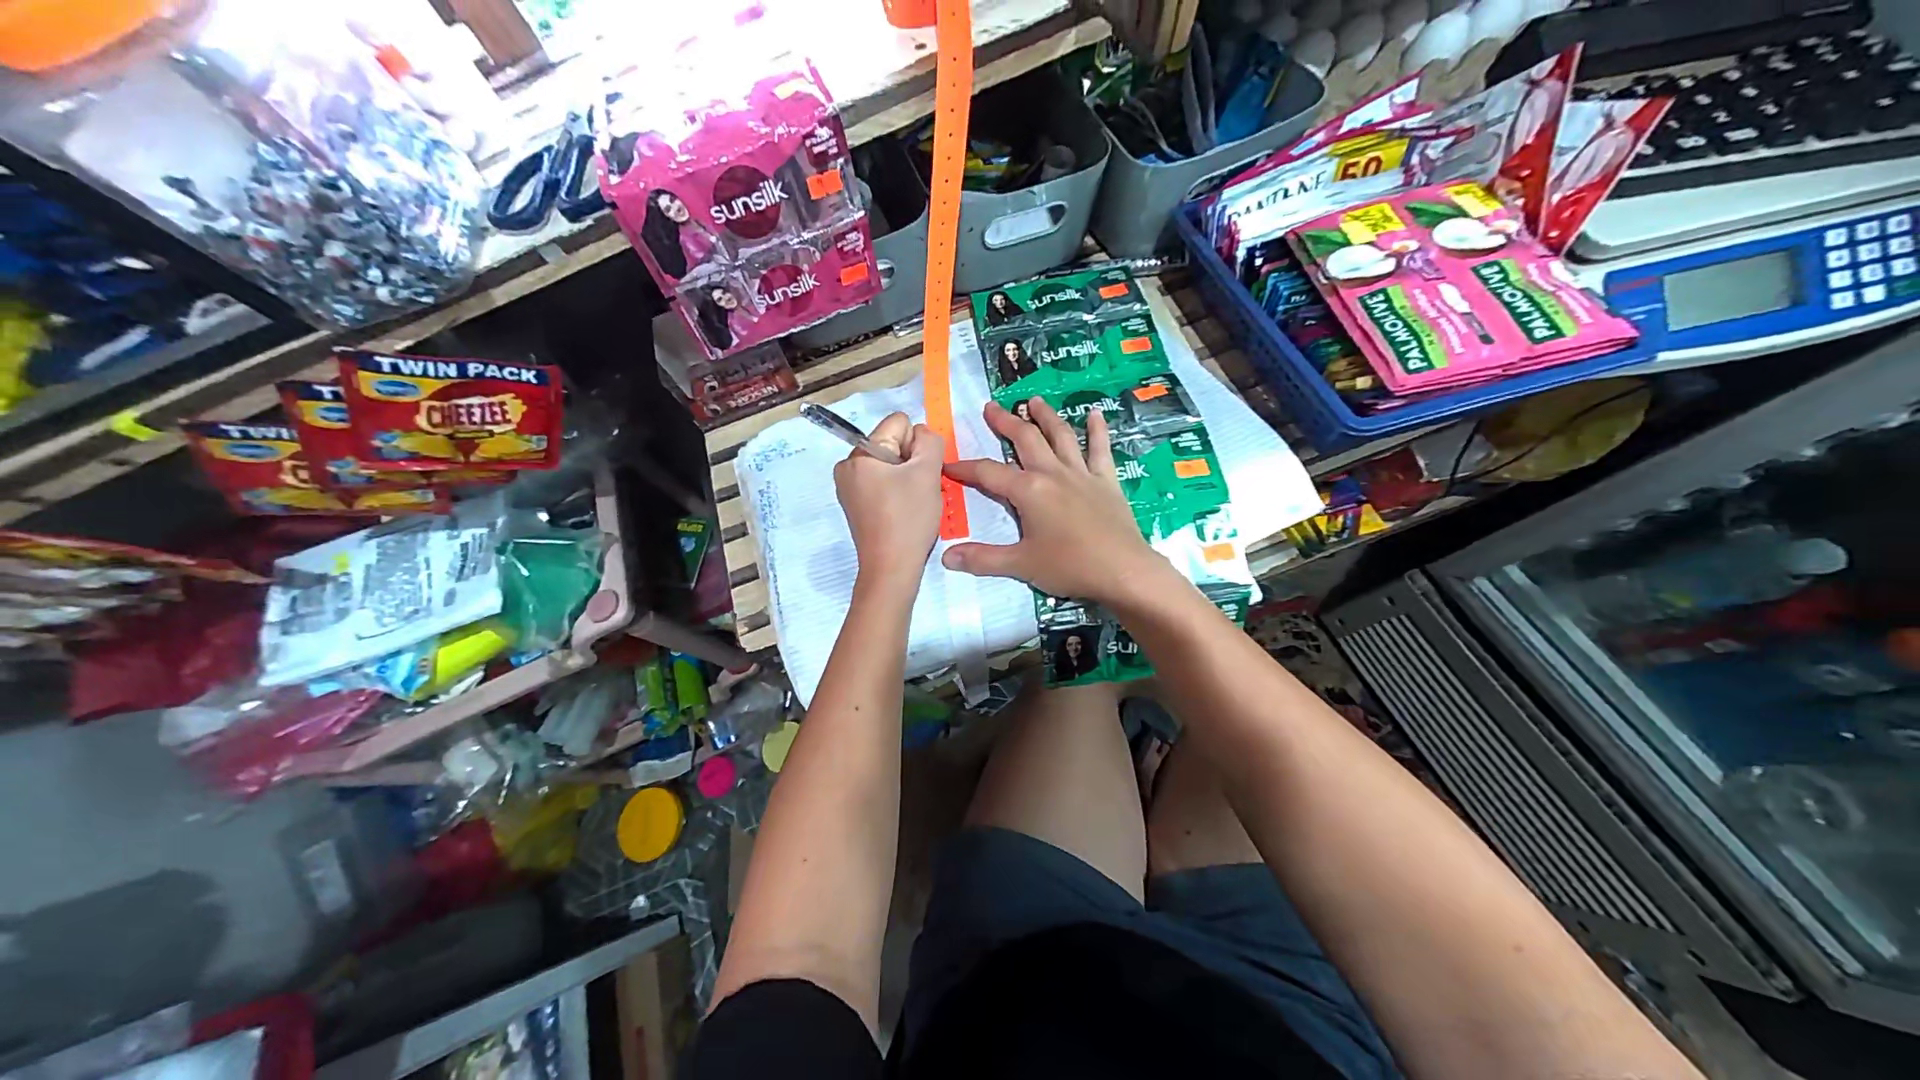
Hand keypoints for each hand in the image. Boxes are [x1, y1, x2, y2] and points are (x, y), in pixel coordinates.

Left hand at [834, 412, 944, 592]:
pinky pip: (884, 485)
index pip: (898, 423)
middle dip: (912, 463)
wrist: (891, 569)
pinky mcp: (857, 506)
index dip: (917, 444)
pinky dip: (899, 494)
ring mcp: (850, 488)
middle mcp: (848, 466)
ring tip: (914, 503)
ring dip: (909, 479)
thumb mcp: (928, 472)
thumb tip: (922, 434)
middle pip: (893, 444)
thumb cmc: (908, 519)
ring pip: (892, 466)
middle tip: (919, 490)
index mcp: (859, 453)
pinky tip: (905, 513)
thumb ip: (930, 441)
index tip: (919, 472)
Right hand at [942, 398, 1168, 606]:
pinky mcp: (1107, 481)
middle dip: (1005, 422)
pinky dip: (1098, 431)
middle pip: (1025, 439)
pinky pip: (1101, 450)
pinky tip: (1096, 414)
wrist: (1122, 570)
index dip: (965, 468)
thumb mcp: (1020, 565)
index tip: (948, 463)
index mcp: (1028, 491)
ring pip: (1061, 436)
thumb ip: (983, 558)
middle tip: (991, 407)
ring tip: (1034, 400)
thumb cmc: (1069, 566)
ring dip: (1046, 416)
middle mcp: (1053, 473)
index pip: (988, 473)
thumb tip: (947, 557)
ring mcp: (1082, 474)